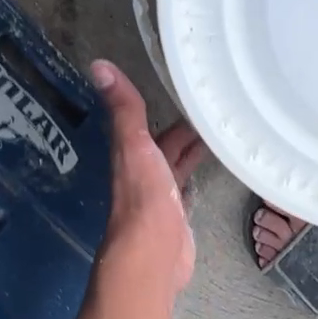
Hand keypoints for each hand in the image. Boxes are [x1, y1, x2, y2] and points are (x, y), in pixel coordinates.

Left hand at [90, 60, 209, 294]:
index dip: (170, 112)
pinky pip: (187, 189)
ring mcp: (161, 196)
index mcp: (133, 154)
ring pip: (177, 166)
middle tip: (215, 113)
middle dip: (187, 131)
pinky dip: (196, 177)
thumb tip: (98, 65)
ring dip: (193, 152)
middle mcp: (144, 173)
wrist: (151, 253)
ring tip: (219, 137)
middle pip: (166, 146)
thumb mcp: (135, 146)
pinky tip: (209, 175)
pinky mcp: (177, 217)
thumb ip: (124, 109)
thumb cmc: (145, 197)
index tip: (193, 94)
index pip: (151, 126)